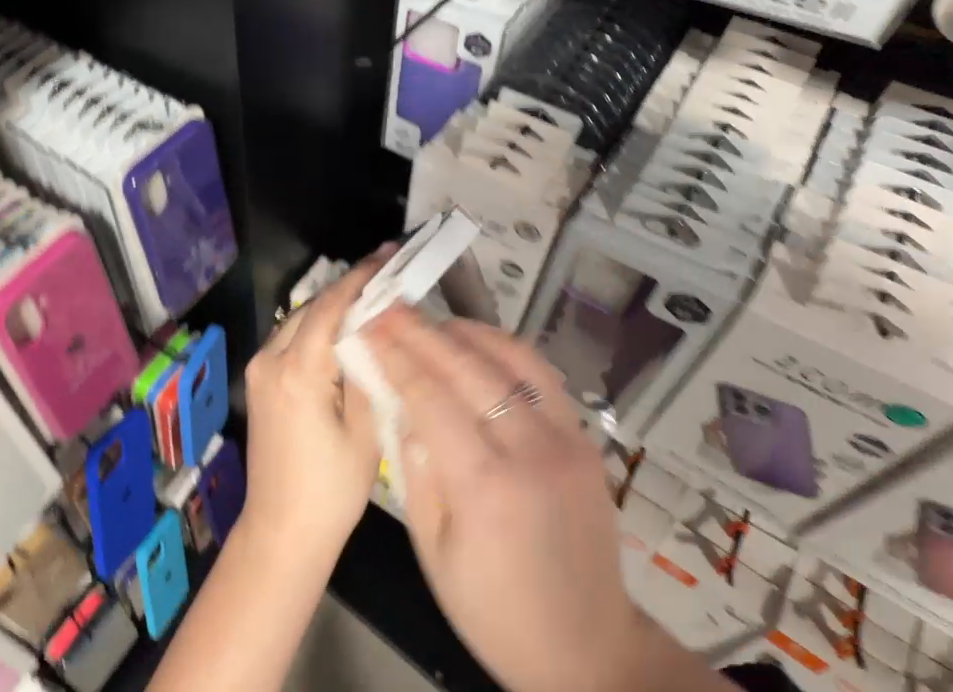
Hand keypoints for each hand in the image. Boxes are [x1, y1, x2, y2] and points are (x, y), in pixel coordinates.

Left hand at [236, 246, 391, 563]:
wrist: (282, 530)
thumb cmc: (331, 489)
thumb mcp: (364, 431)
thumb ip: (368, 370)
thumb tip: (377, 327)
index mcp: (297, 371)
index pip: (330, 307)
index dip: (360, 277)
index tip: (389, 254)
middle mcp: (269, 361)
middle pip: (311, 309)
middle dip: (348, 289)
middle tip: (388, 273)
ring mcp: (258, 372)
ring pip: (298, 323)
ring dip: (331, 309)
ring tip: (372, 297)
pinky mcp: (258, 384)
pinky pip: (290, 342)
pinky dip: (316, 331)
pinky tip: (344, 332)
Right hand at [365, 309, 646, 691]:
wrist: (586, 646)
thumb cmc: (492, 609)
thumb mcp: (433, 549)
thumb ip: (415, 469)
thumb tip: (398, 405)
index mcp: (484, 486)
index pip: (429, 396)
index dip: (393, 355)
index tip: (366, 325)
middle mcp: (529, 451)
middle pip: (467, 368)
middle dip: (420, 332)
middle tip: (387, 305)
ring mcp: (566, 442)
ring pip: (511, 360)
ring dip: (465, 331)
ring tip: (429, 319)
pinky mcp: (586, 442)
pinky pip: (544, 378)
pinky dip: (507, 350)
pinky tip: (479, 344)